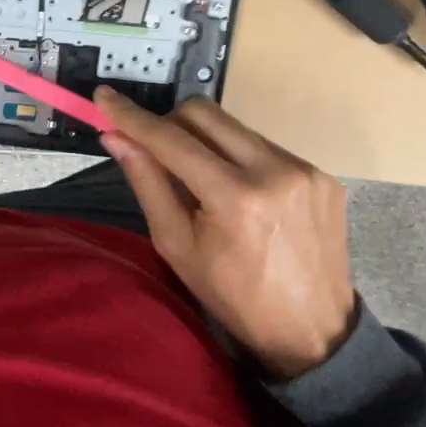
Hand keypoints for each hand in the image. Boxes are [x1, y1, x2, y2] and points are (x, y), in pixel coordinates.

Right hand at [95, 89, 356, 378]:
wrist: (312, 329)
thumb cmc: (232, 294)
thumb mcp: (176, 244)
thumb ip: (147, 183)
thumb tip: (116, 138)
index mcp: (235, 197)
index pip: (171, 139)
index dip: (132, 116)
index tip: (103, 97)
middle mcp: (275, 171)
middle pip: (204, 113)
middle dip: (168, 122)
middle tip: (153, 149)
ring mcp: (306, 170)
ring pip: (234, 126)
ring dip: (203, 139)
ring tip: (197, 178)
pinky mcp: (322, 175)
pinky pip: (262, 146)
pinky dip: (235, 156)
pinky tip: (235, 191)